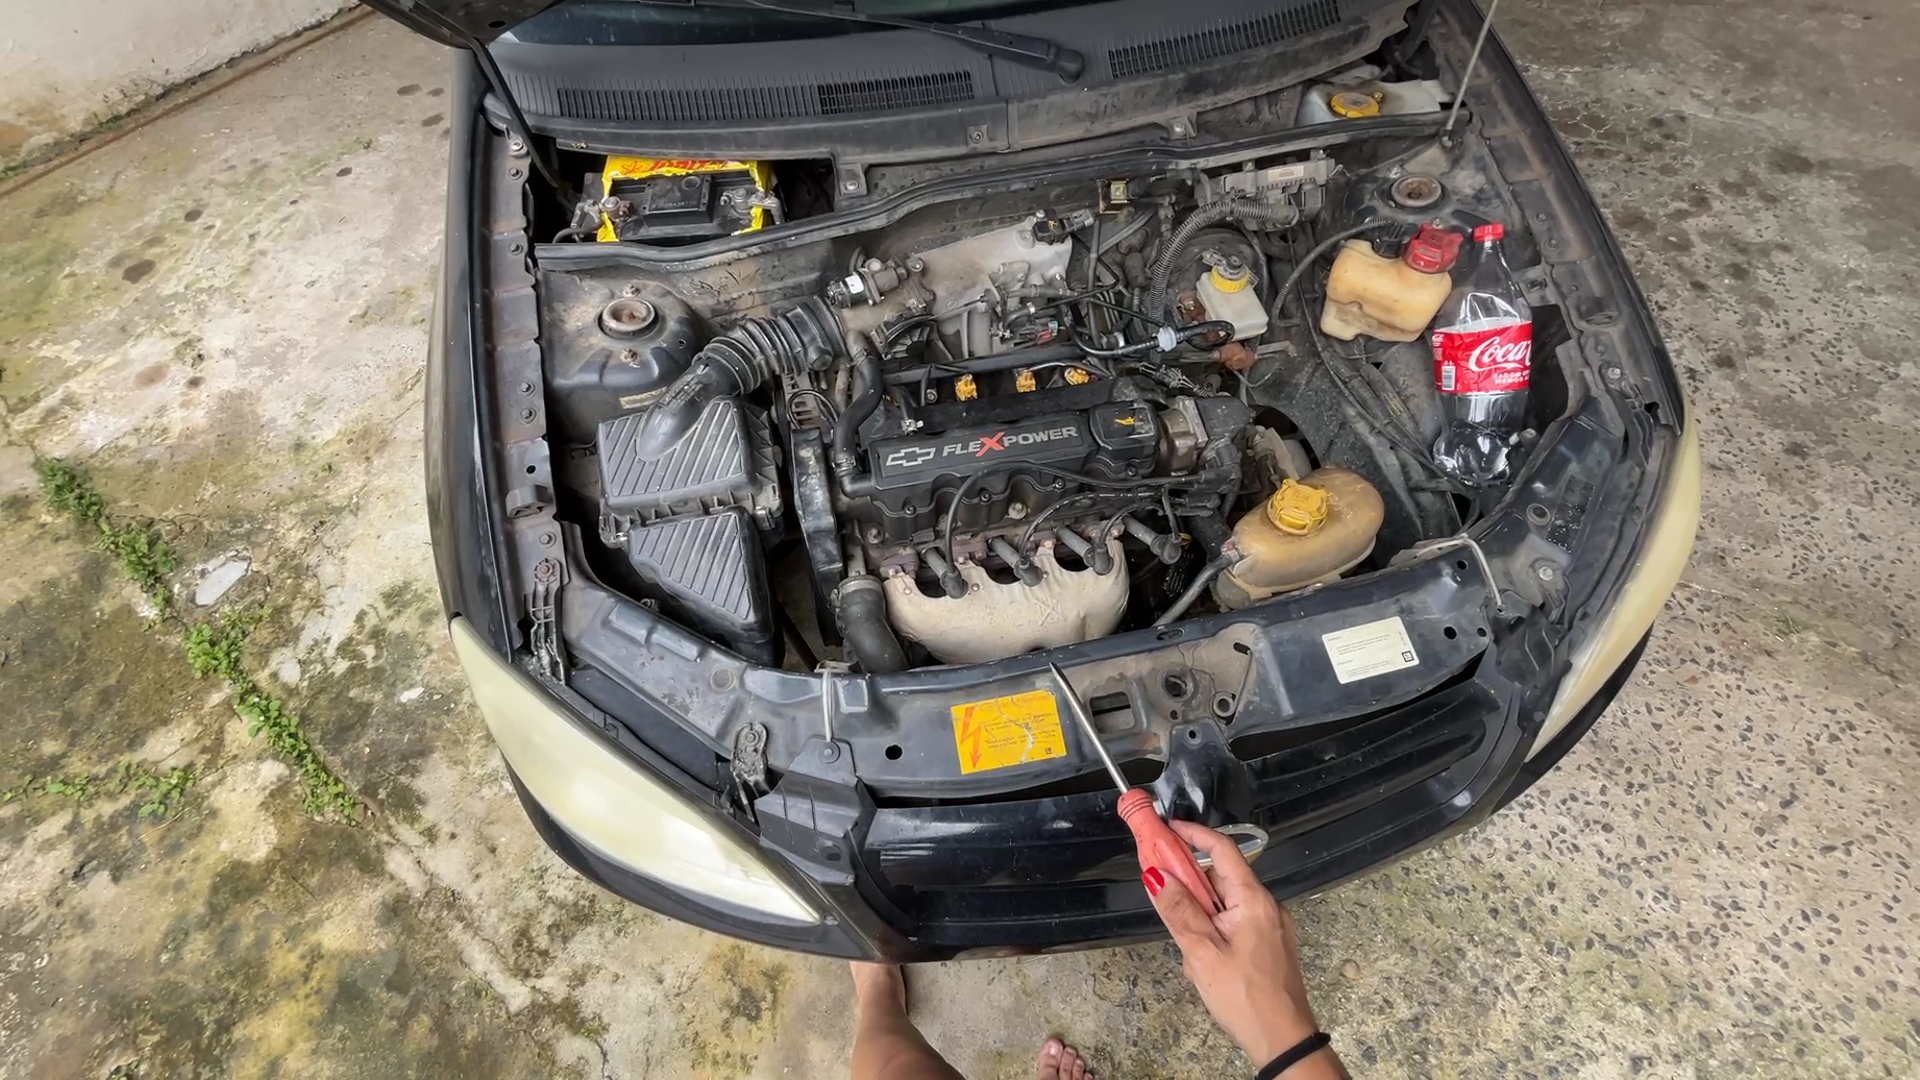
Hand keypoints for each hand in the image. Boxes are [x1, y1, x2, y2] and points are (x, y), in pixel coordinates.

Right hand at [1143, 821, 1341, 1076]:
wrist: (1286, 1047)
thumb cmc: (1244, 997)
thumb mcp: (1202, 952)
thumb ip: (1178, 909)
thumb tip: (1154, 873)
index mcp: (1254, 899)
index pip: (1222, 848)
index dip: (1194, 833)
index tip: (1167, 828)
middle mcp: (1267, 905)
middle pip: (1220, 878)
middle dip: (1190, 887)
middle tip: (1165, 898)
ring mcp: (1271, 926)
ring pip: (1224, 905)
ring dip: (1200, 917)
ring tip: (1189, 951)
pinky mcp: (1270, 946)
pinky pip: (1234, 924)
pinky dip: (1214, 932)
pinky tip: (1205, 964)